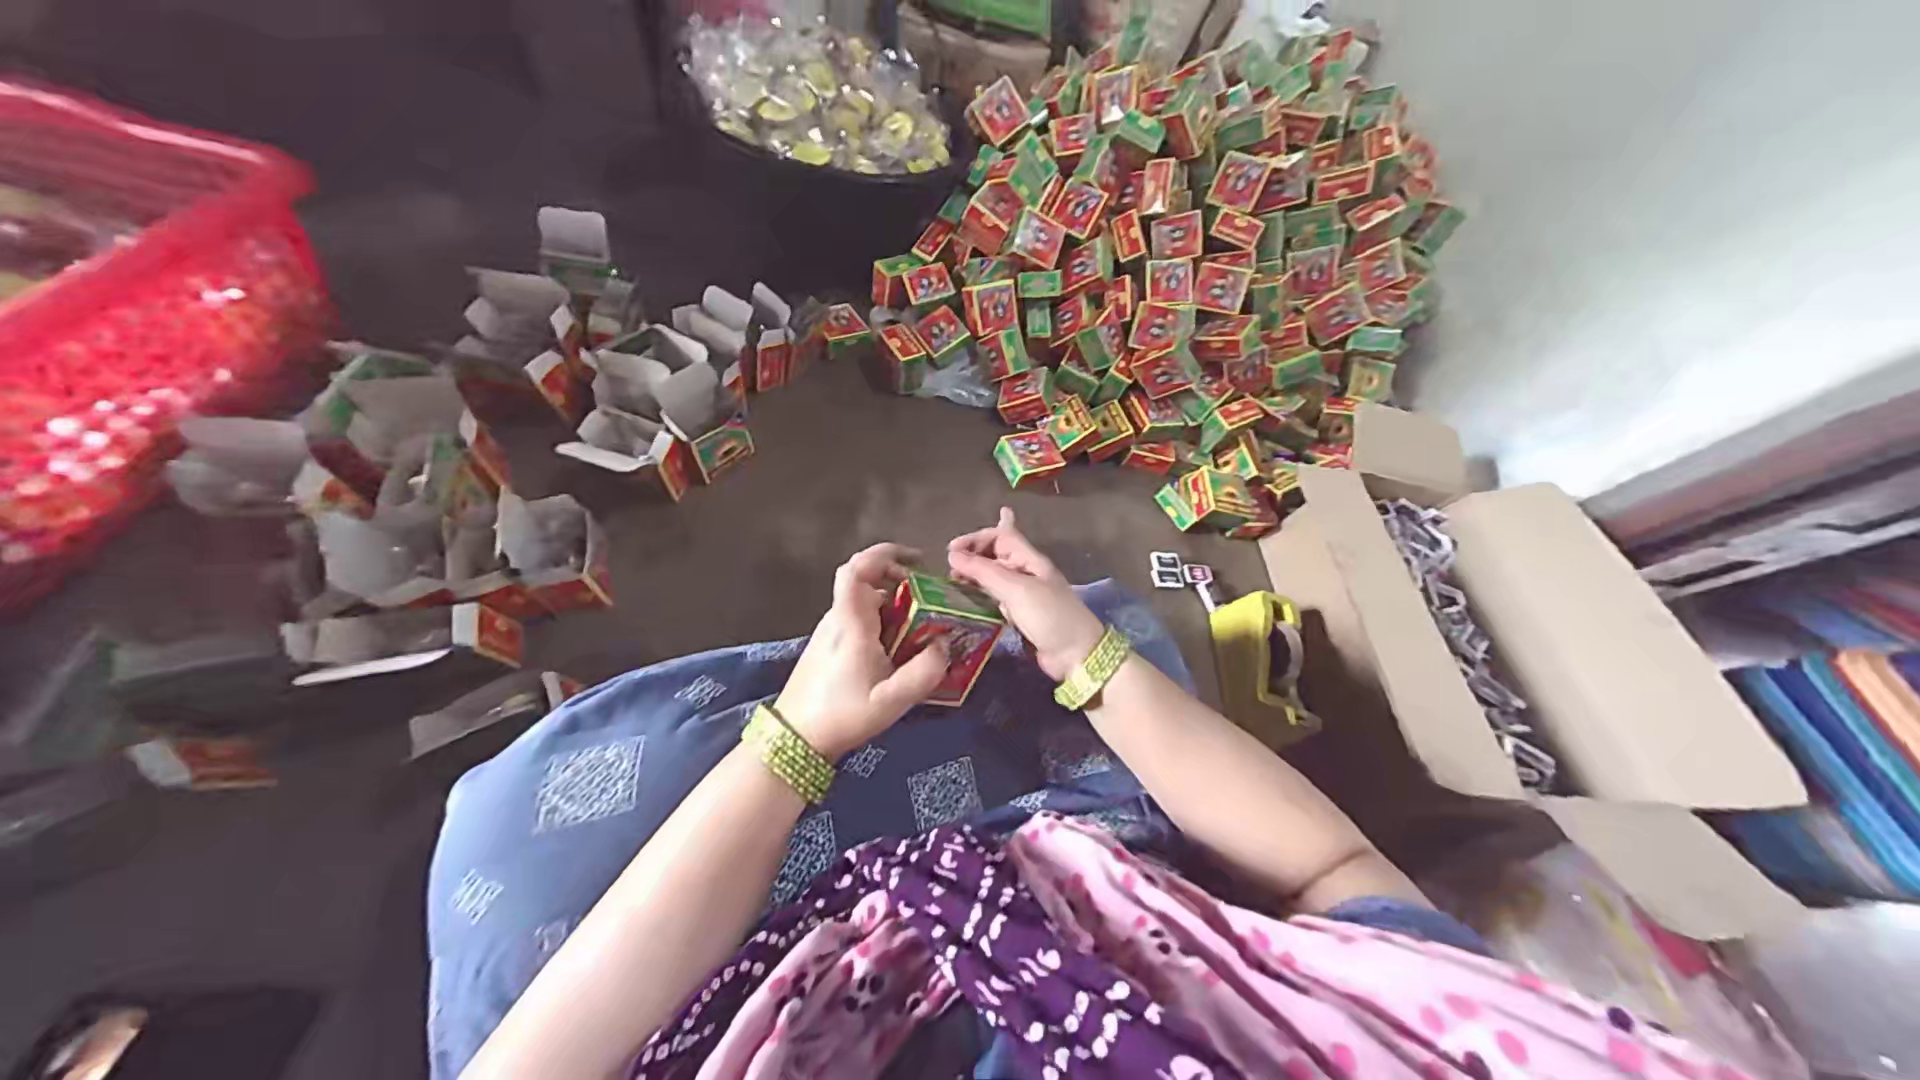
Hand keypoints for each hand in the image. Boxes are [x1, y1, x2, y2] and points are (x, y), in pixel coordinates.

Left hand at [774, 543, 948, 760]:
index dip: (887, 554)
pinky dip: (882, 622)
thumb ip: (926, 670)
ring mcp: (830, 631)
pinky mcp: (828, 646)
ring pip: (864, 602)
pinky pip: (859, 620)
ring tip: (921, 627)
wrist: (795, 738)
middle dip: (899, 581)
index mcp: (851, 621)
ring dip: (893, 605)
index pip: (860, 567)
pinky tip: (898, 649)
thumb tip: (944, 644)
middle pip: (866, 581)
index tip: (917, 560)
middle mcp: (838, 618)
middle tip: (929, 598)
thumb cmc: (843, 715)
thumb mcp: (893, 699)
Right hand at [947, 508, 1105, 681]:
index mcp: (1030, 559)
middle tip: (950, 566)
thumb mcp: (1016, 590)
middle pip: (996, 554)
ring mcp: (1024, 594)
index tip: (952, 550)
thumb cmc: (1049, 616)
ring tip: (954, 581)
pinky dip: (980, 594)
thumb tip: (953, 555)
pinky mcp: (1020, 614)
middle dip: (973, 554)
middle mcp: (1026, 572)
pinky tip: (968, 598)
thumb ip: (984, 572)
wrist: (1075, 654)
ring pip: (994, 576)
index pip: (1001, 536)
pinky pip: (995, 597)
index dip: (976, 538)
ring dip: (975, 574)